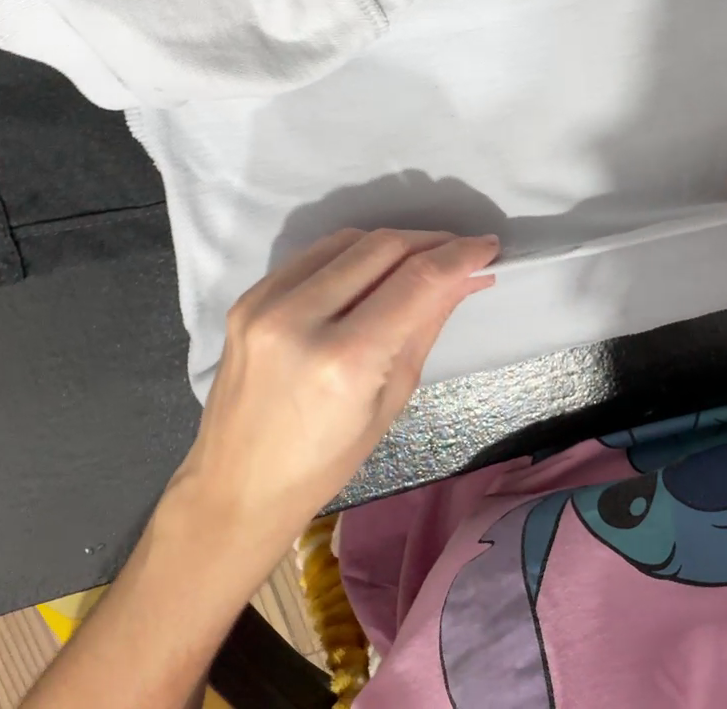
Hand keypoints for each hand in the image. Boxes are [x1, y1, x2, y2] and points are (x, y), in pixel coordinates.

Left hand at [163, 229, 498, 563]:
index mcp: (344, 360)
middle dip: (432, 242)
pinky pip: (313, 255)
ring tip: (423, 257)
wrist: (238, 486)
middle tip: (461, 251)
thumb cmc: (327, 460)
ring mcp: (265, 304)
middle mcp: (299, 319)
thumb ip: (427, 324)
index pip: (417, 281)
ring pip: (348, 241)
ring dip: (395, 242)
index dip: (460, 255)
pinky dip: (353, 253)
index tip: (488, 247)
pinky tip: (374, 268)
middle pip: (383, 248)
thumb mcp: (393, 396)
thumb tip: (466, 278)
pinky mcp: (248, 298)